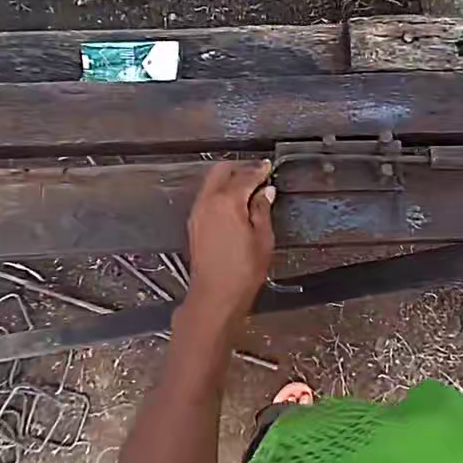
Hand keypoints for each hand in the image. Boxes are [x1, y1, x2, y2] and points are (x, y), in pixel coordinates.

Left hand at [180, 160, 276, 325]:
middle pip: (221, 171)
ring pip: (210, 183)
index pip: (245, 176)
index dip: (259, 170)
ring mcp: (197, 212)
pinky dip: (219, 193)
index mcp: (227, 201)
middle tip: (257, 173)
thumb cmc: (243, 270)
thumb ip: (262, 210)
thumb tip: (265, 192)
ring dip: (228, 180)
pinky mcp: (194, 224)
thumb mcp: (263, 239)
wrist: (215, 295)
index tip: (268, 167)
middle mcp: (208, 202)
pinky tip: (234, 203)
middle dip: (239, 168)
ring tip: (247, 188)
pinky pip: (206, 197)